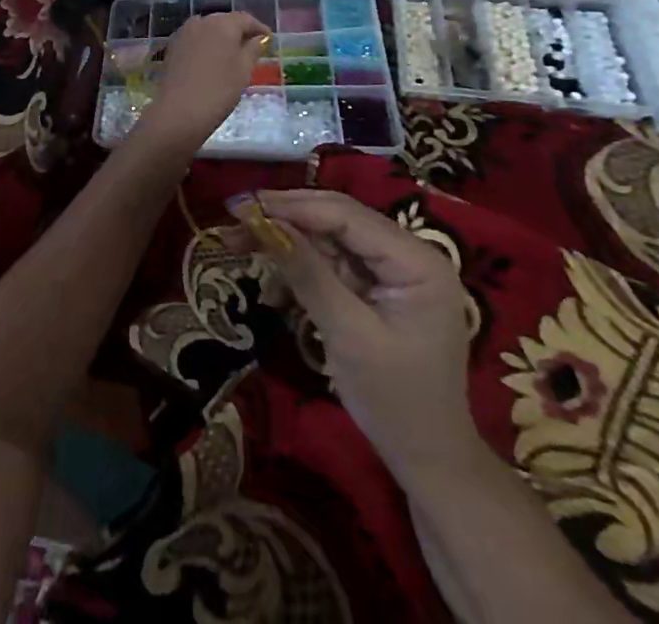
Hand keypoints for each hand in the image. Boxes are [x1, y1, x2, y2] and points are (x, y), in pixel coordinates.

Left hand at [140, 11, 269, 146]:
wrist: (178, 112)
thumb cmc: (218, 91)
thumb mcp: (243, 70)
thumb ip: (252, 50)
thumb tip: (258, 39)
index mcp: (222, 24)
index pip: (245, 19)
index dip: (259, 28)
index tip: (268, 39)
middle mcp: (200, 23)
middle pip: (224, 21)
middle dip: (239, 32)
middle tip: (251, 47)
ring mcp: (182, 34)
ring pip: (207, 30)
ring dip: (220, 38)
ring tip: (232, 54)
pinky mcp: (172, 48)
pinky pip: (194, 40)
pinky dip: (205, 45)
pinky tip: (211, 60)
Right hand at [228, 190, 481, 479]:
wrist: (426, 452)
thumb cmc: (395, 398)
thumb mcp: (347, 334)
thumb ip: (309, 274)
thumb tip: (264, 226)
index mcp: (419, 262)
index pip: (347, 216)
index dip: (292, 207)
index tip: (240, 208)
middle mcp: (408, 255)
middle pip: (337, 219)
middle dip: (284, 216)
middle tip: (232, 218)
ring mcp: (391, 271)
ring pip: (328, 236)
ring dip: (284, 236)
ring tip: (237, 240)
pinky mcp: (373, 288)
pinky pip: (329, 261)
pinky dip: (296, 261)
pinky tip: (266, 266)